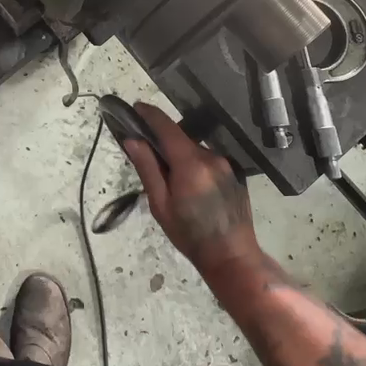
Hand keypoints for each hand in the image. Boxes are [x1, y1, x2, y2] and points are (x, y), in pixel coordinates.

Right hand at [120, 101, 260, 277]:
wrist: (232, 257)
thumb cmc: (190, 235)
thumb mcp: (160, 205)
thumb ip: (147, 168)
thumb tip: (132, 140)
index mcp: (190, 163)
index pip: (167, 127)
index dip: (150, 115)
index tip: (136, 108)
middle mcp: (210, 156)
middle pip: (180, 139)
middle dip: (163, 144)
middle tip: (149, 160)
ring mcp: (225, 163)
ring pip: (194, 150)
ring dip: (180, 157)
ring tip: (173, 184)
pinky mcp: (233, 172)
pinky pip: (207, 160)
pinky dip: (194, 166)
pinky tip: (192, 189)